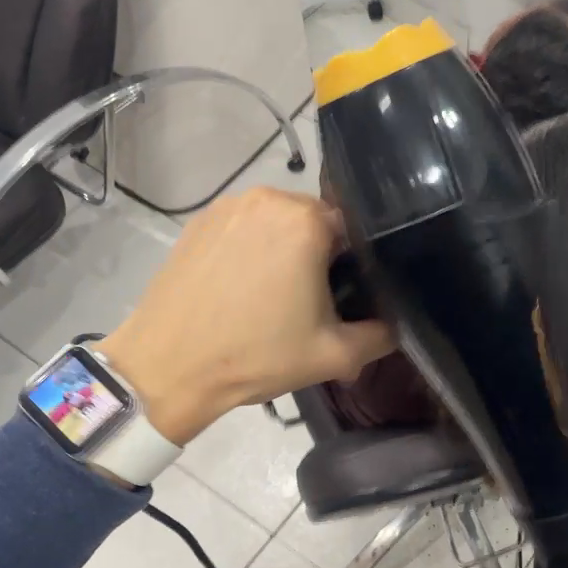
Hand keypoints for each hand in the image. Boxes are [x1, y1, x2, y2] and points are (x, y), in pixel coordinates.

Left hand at [98, 188, 394, 443]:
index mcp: (305, 221)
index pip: (354, 229)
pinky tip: (247, 290)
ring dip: (287, 252)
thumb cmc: (256, 356)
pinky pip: (244, 229)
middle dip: (322, 255)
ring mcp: (227, 207)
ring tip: (281, 297)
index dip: (360, 263)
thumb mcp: (334, 356)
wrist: (167, 367)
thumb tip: (399, 327)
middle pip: (315, 221)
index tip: (353, 295)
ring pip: (277, 223)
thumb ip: (381, 336)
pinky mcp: (197, 223)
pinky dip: (253, 252)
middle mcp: (267, 199)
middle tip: (318, 302)